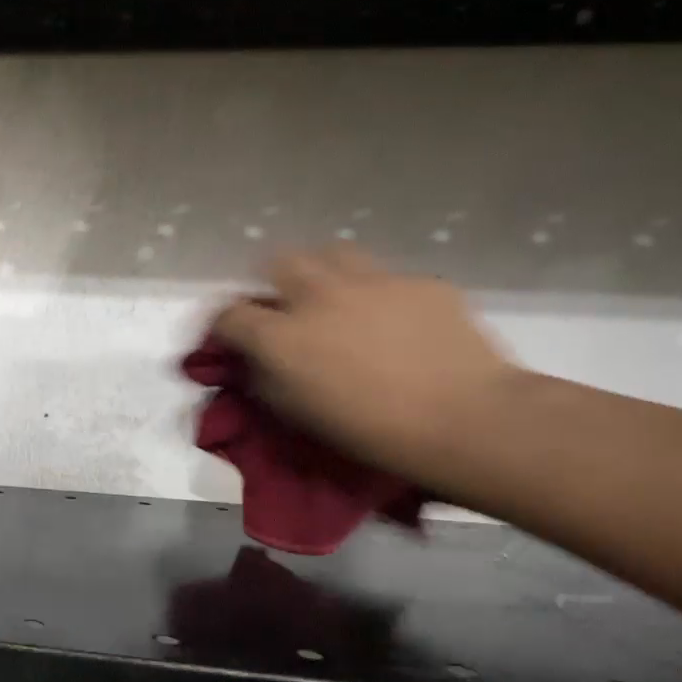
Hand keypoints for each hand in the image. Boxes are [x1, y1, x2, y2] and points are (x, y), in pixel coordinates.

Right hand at [209, 245, 519, 478]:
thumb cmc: (364, 428)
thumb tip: (256, 361)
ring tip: (329, 297)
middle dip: (271, 280)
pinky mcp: (420, 282)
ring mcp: (373, 282)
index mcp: (280, 335)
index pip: (228, 314)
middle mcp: (319, 296)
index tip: (226, 339)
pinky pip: (384, 276)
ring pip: (331, 253)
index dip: (222, 326)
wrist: (459, 417)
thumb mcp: (292, 411)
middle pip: (279, 262)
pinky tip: (388, 319)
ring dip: (320, 272)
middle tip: (278, 304)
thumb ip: (265, 376)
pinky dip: (374, 293)